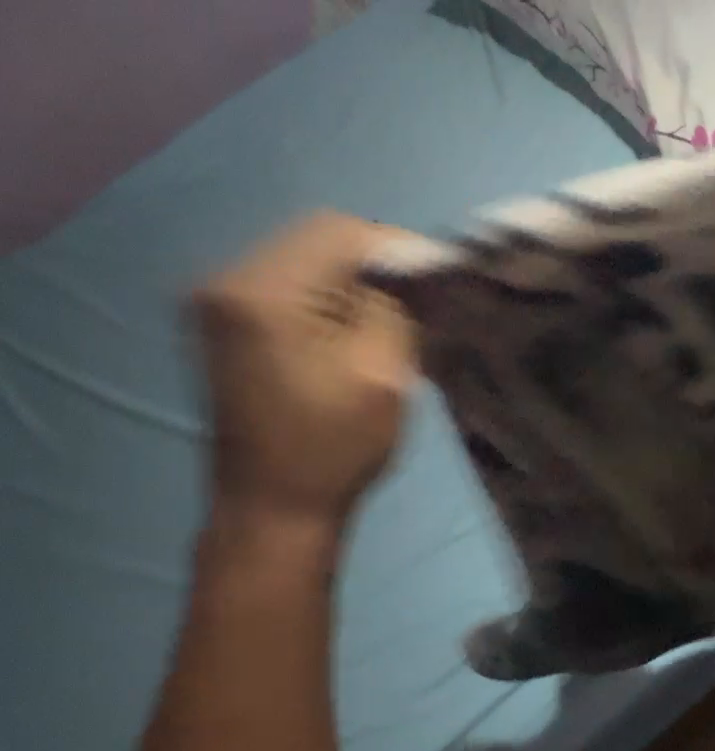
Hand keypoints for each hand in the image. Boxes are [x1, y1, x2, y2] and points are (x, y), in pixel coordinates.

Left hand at [191, 212, 417, 529]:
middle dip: (379, 265)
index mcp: (263, 293)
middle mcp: (228, 282)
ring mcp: (221, 302)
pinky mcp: (228, 324)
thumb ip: (395, 309)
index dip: (399, 249)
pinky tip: (362, 332)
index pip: (339, 232)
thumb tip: (413, 271)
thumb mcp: (383, 374)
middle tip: (427, 305)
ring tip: (400, 322)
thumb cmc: (335, 446)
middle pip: (317, 239)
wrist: (272, 505)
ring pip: (305, 261)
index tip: (443, 284)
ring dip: (358, 283)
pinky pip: (290, 287)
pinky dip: (333, 299)